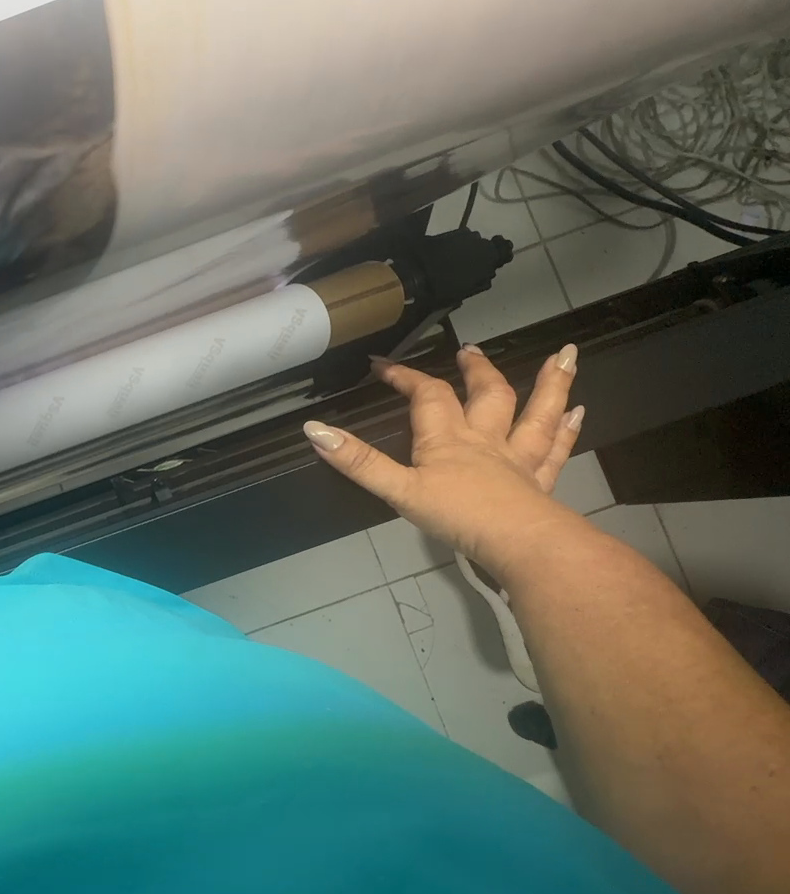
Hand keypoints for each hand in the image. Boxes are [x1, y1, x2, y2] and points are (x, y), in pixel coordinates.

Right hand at [301, 344, 591, 574]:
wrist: (520, 543)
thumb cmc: (457, 515)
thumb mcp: (396, 488)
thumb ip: (356, 461)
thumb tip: (315, 430)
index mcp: (447, 440)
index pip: (426, 397)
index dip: (405, 377)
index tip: (383, 365)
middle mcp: (485, 440)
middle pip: (486, 395)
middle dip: (475, 370)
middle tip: (470, 350)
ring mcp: (517, 459)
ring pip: (537, 412)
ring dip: (551, 383)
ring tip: (564, 356)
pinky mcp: (540, 481)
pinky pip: (555, 449)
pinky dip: (567, 428)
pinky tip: (578, 412)